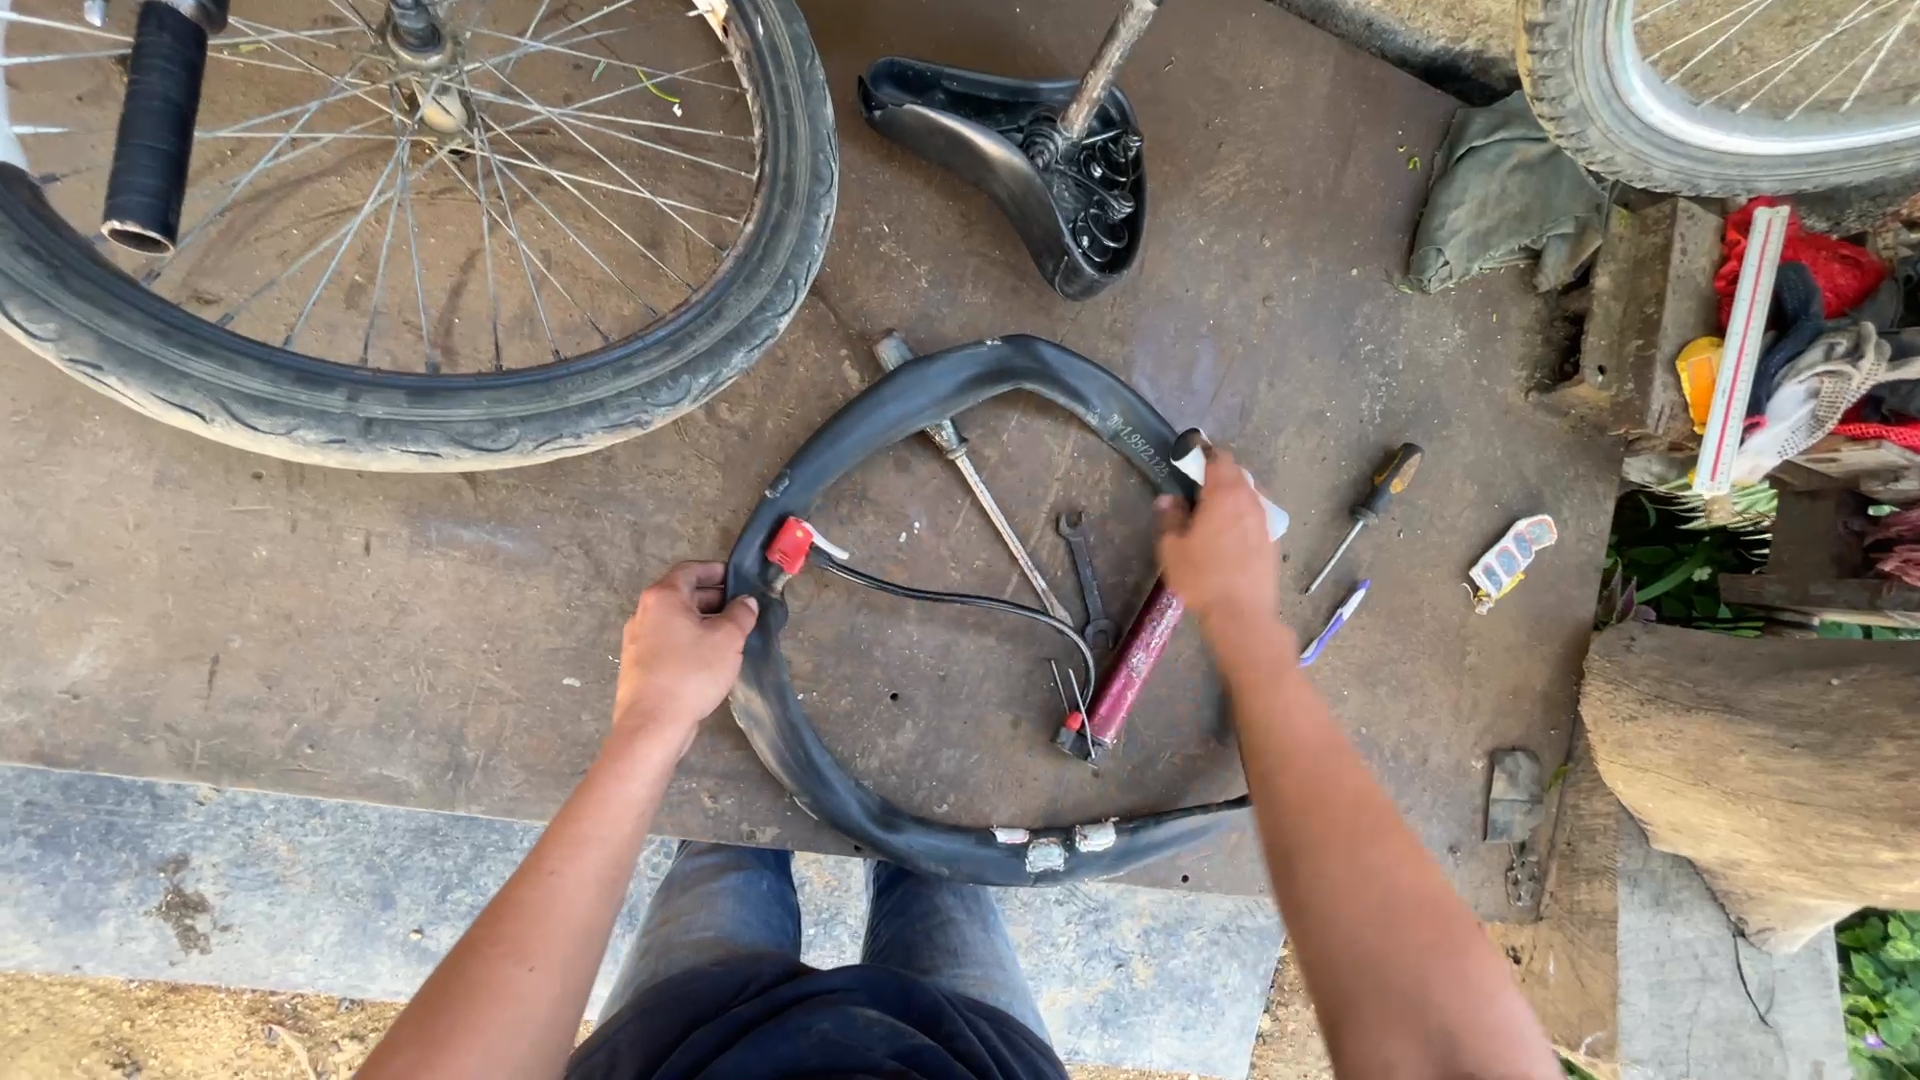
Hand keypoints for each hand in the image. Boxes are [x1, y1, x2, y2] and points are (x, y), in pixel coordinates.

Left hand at [611, 562, 758, 757]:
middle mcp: (644, 612)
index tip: (738, 579)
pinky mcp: (637, 663)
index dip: (716, 571)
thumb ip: (741, 614)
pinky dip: (688, 639)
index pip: (691, 570)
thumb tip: (746, 602)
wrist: (652, 724)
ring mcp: (637, 639)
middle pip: (682, 594)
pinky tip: (707, 657)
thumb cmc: (691, 673)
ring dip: (702, 621)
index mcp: (663, 597)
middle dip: (713, 598)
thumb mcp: (728, 639)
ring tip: (729, 635)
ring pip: (675, 619)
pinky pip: (667, 640)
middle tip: (740, 609)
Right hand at [1155, 448, 1282, 634]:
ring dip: (1231, 494)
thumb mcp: (1172, 548)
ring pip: (1249, 493)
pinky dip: (1242, 513)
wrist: (1242, 614)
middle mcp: (1250, 500)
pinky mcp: (1273, 539)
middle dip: (1217, 474)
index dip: (1202, 454)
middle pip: (1236, 473)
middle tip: (1195, 487)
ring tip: (1212, 510)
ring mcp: (1266, 520)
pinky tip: (1229, 533)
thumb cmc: (1201, 578)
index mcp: (1224, 494)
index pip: (1218, 458)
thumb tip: (1168, 499)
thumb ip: (1170, 518)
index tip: (1187, 459)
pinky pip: (1256, 514)